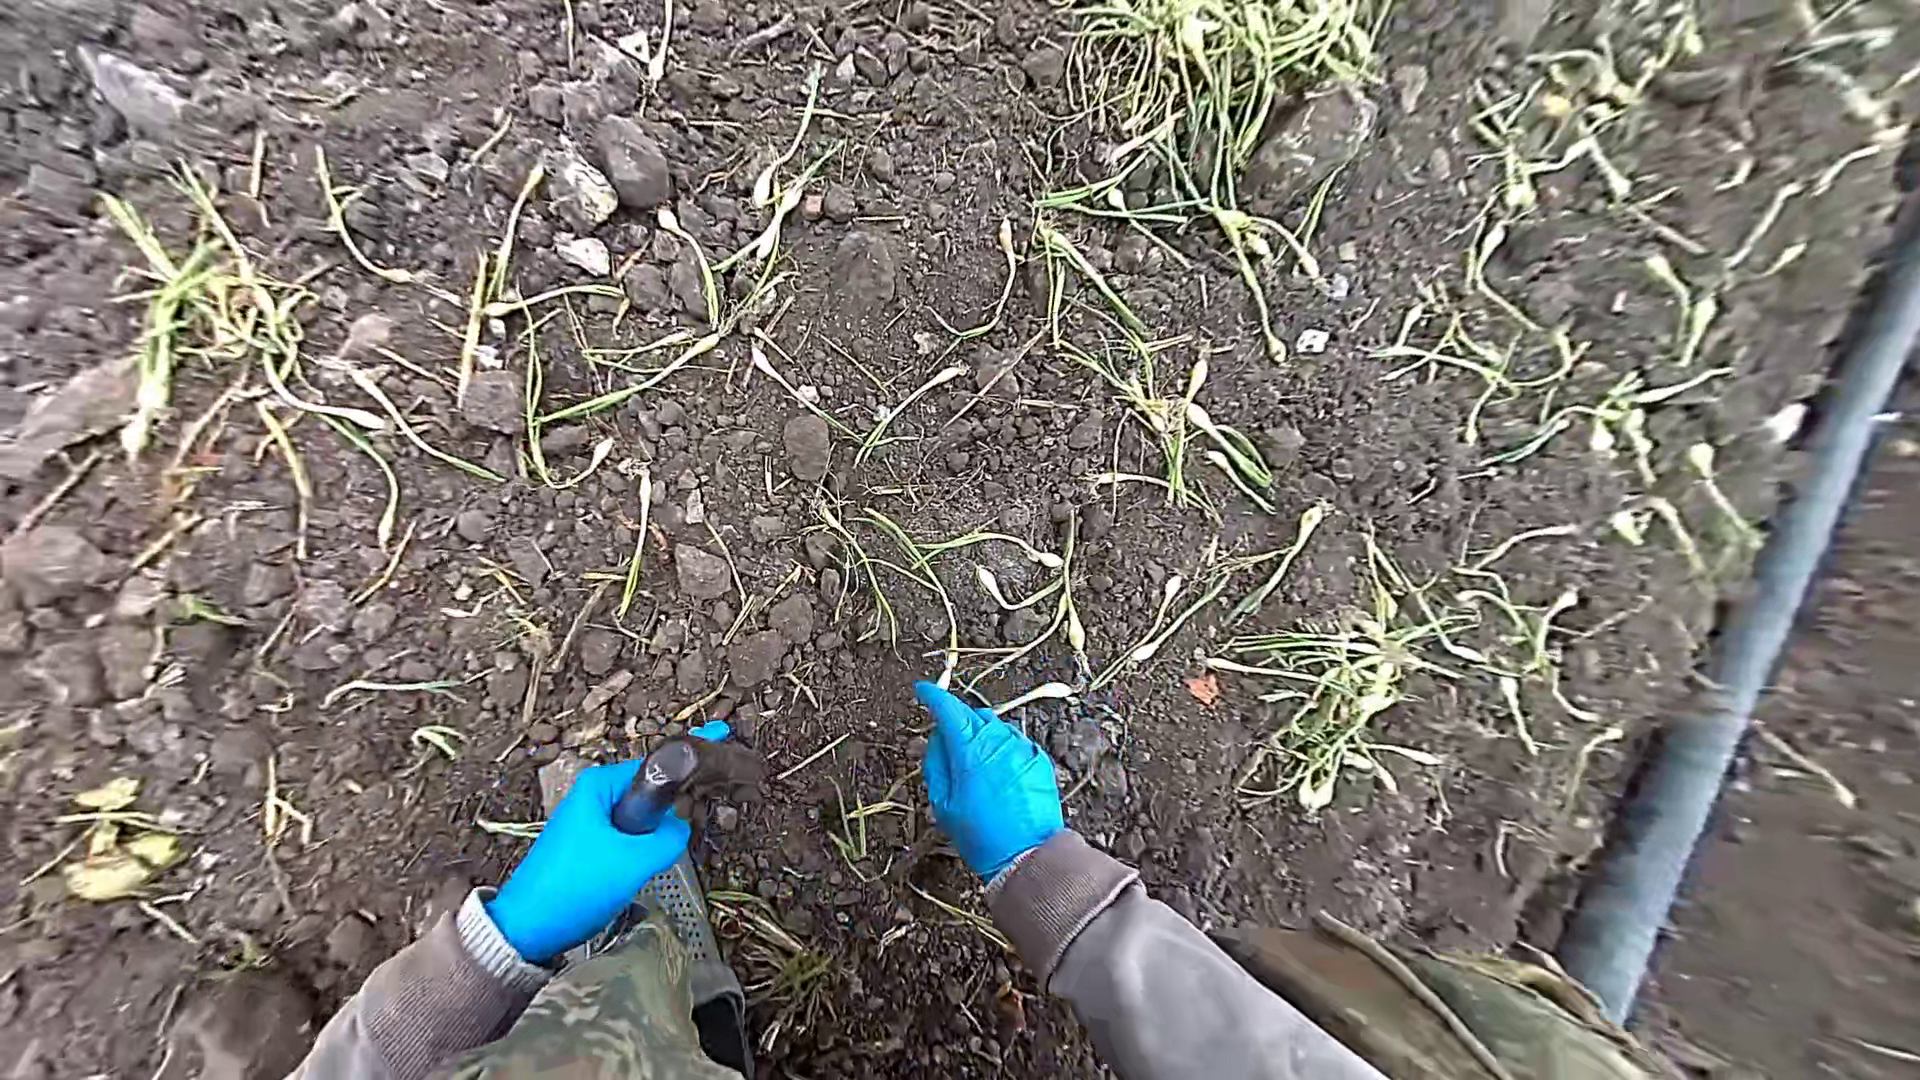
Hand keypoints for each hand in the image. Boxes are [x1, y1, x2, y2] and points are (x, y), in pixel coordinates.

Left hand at [486, 721, 728, 962]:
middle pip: (654, 787)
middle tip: (701, 809)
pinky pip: (631, 831)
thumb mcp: (634, 861)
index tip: (723, 735)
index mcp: (601, 784)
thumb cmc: (573, 889)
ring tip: (666, 848)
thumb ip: (671, 836)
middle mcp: (595, 793)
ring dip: (658, 829)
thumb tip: (679, 828)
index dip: (694, 751)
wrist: (522, 935)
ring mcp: (592, 817)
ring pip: (644, 813)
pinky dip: (645, 840)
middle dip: (676, 801)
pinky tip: (651, 858)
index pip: (659, 761)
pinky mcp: (591, 840)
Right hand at [915, 680, 1062, 879]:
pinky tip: (997, 773)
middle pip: (972, 714)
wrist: (1028, 856)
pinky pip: (1014, 742)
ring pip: (994, 726)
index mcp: (970, 750)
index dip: (933, 696)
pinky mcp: (1038, 758)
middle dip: (957, 720)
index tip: (923, 691)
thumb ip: (935, 763)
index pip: (948, 708)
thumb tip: (935, 737)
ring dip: (980, 735)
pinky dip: (1001, 748)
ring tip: (975, 766)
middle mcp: (998, 740)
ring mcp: (1021, 747)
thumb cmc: (983, 836)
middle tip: (948, 740)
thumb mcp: (944, 804)